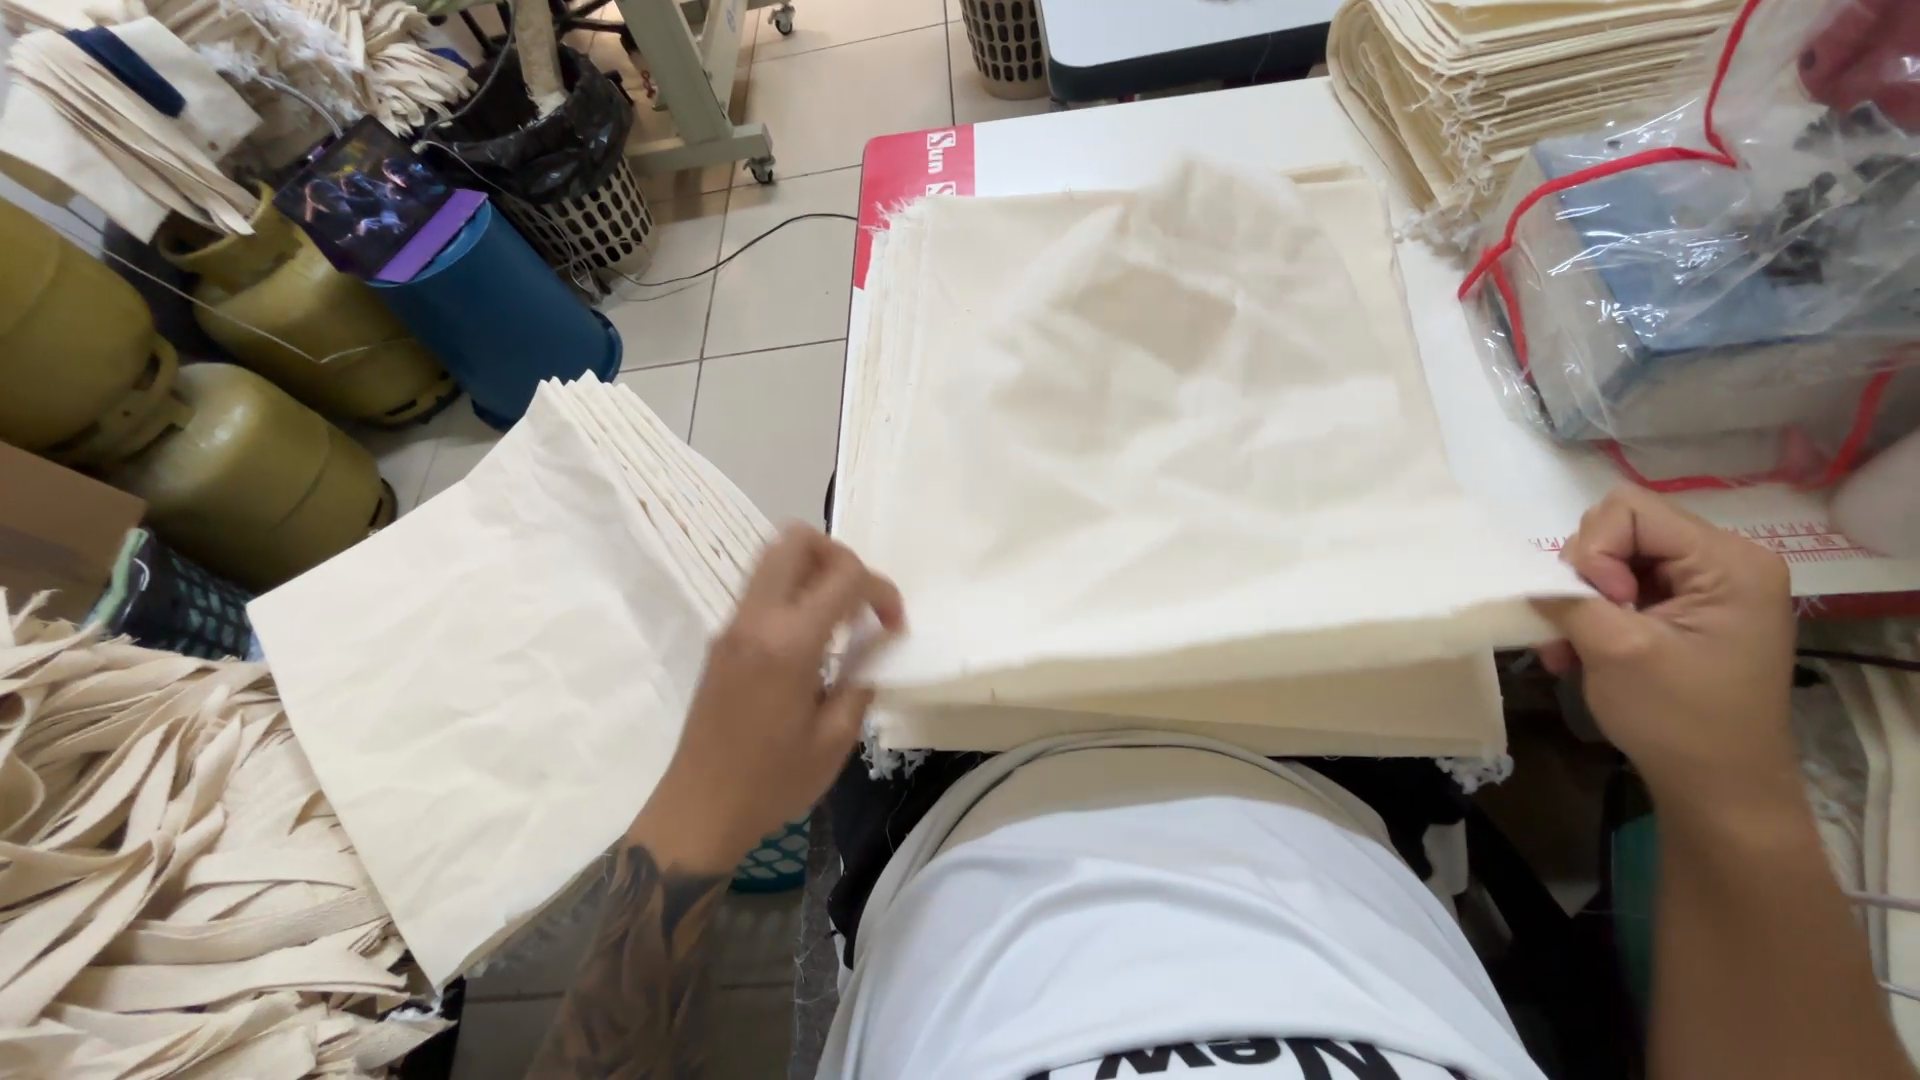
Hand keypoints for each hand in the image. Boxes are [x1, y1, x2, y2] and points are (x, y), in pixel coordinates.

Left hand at [631, 526, 904, 869]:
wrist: (699, 808)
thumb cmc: (772, 781)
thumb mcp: (835, 740)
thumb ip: (861, 683)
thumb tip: (870, 652)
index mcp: (788, 642)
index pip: (844, 576)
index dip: (882, 590)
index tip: (894, 625)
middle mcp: (756, 620)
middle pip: (796, 540)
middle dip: (840, 555)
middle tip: (860, 599)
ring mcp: (732, 626)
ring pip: (773, 559)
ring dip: (814, 571)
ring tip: (840, 619)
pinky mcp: (721, 641)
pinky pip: (761, 591)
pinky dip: (794, 594)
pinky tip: (812, 642)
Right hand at [1535, 487, 1797, 811]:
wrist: (1717, 785)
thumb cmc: (1678, 717)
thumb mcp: (1616, 649)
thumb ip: (1570, 595)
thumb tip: (1531, 573)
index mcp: (1728, 562)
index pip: (1628, 510)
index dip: (1596, 551)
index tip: (1604, 604)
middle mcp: (1723, 561)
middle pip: (1617, 528)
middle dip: (1582, 575)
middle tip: (1581, 628)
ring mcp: (1704, 585)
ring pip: (1608, 557)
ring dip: (1577, 599)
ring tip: (1571, 648)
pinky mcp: (1684, 608)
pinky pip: (1618, 585)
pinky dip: (1589, 613)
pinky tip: (1580, 650)